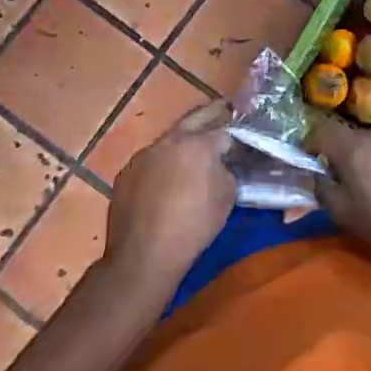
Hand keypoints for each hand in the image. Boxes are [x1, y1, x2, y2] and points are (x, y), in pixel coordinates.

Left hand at [105, 100, 236, 288]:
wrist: (144, 256)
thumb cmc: (194, 226)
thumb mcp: (227, 196)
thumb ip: (228, 169)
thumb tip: (223, 163)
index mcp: (198, 143)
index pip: (224, 128)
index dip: (236, 133)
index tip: (244, 136)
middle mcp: (169, 140)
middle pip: (195, 118)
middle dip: (212, 115)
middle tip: (225, 114)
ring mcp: (144, 154)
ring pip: (170, 139)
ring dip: (185, 141)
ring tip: (195, 154)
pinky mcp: (127, 172)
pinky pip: (152, 159)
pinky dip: (164, 162)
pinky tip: (168, 180)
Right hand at [310, 117, 370, 254]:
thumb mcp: (342, 212)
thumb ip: (323, 188)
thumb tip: (319, 175)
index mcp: (351, 147)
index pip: (320, 131)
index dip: (309, 144)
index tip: (308, 163)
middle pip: (342, 135)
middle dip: (333, 152)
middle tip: (334, 178)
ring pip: (362, 140)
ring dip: (355, 155)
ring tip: (360, 182)